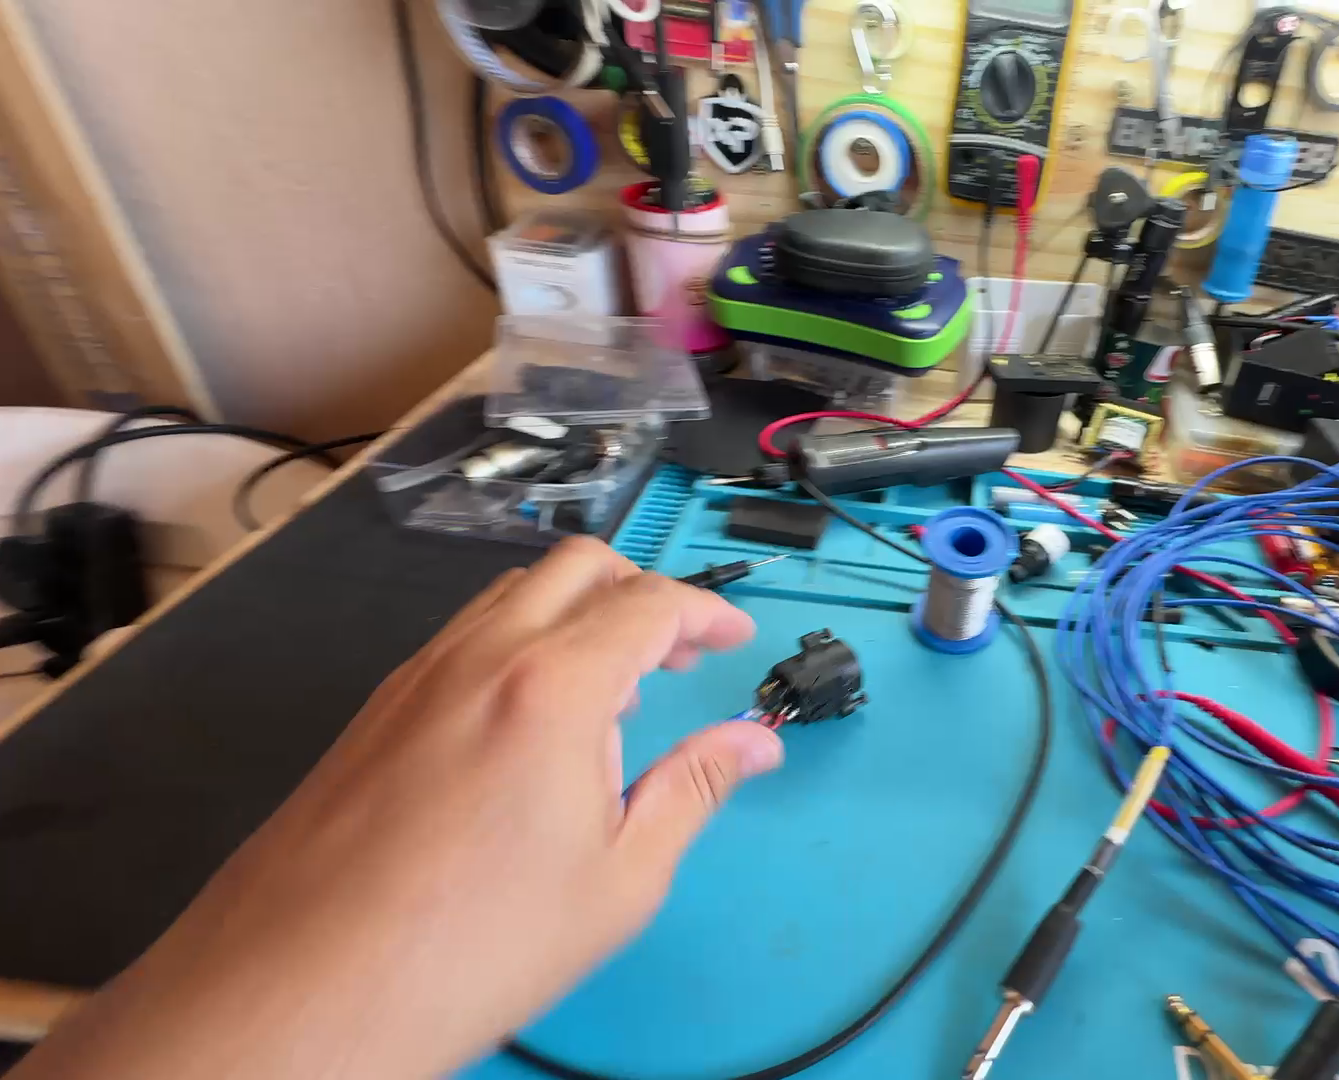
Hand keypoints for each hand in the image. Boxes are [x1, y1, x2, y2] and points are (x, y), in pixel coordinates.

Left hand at [16, 538, 781, 1079]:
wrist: (284, 1010)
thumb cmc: (478, 946)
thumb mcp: (623, 875)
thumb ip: (699, 786)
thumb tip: (759, 742)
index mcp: (555, 685)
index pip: (652, 603)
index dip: (709, 611)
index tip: (735, 638)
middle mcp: (485, 654)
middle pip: (584, 565)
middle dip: (648, 591)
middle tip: (680, 650)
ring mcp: (420, 674)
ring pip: (522, 590)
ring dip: (586, 611)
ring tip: (616, 689)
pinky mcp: (378, 707)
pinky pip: (472, 632)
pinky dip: (530, 639)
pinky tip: (537, 720)